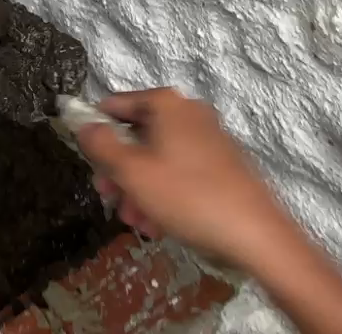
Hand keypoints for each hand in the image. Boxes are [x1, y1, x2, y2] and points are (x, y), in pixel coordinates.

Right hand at [79, 89, 341, 333]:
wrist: (259, 236)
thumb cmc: (188, 197)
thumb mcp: (131, 172)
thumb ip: (99, 144)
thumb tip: (82, 123)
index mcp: (165, 103)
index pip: (114, 105)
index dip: (95, 132)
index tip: (89, 163)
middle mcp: (188, 111)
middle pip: (137, 134)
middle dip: (120, 169)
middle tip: (110, 198)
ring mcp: (210, 137)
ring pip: (159, 156)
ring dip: (141, 186)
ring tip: (137, 221)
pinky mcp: (225, 163)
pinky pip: (182, 169)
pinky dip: (166, 190)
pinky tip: (161, 222)